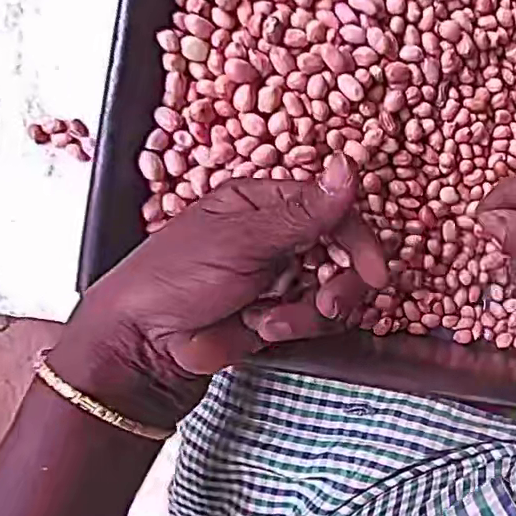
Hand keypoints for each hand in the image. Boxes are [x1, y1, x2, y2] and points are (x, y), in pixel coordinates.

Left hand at [50, 153, 389, 428]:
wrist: (139, 349)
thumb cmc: (175, 281)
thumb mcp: (242, 242)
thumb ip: (303, 213)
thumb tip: (348, 166)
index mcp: (263, 205)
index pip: (333, 211)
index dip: (358, 241)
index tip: (375, 272)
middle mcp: (277, 237)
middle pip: (341, 255)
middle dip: (338, 285)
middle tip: (327, 305)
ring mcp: (279, 278)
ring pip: (332, 291)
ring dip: (308, 313)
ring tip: (269, 322)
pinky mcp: (278, 312)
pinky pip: (313, 319)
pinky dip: (293, 328)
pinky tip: (259, 331)